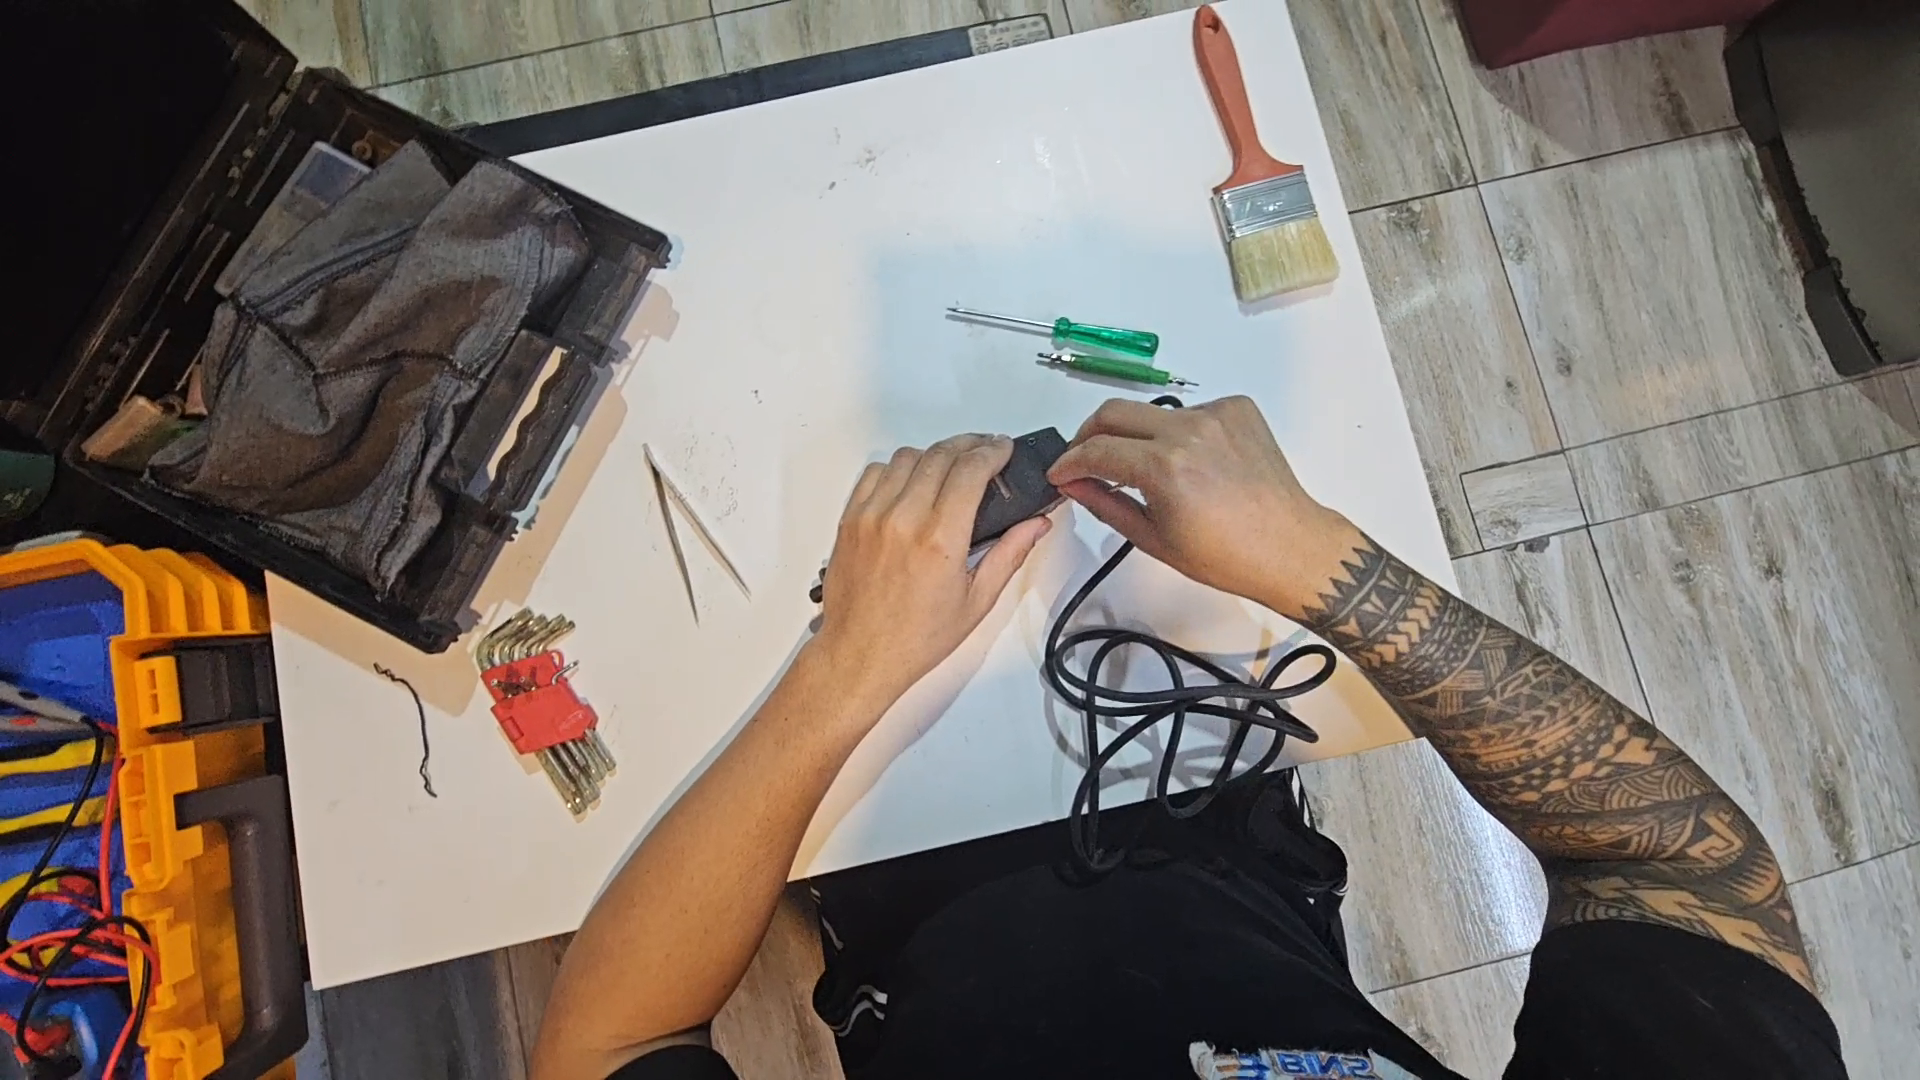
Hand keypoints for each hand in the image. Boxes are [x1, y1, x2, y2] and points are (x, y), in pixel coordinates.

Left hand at [812, 434, 1051, 709]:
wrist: (861, 655)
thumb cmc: (916, 637)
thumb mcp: (977, 602)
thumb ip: (1010, 554)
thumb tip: (1037, 524)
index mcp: (939, 539)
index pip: (970, 469)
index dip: (992, 451)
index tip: (1003, 449)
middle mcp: (903, 519)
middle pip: (941, 454)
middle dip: (969, 445)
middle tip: (985, 451)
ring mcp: (872, 516)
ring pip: (907, 457)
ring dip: (935, 454)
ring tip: (951, 467)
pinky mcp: (850, 520)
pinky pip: (875, 473)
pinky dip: (898, 468)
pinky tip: (912, 482)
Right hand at [1046, 396, 1362, 618]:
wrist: (1289, 547)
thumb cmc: (1226, 555)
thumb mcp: (1152, 538)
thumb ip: (1105, 503)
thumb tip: (1073, 484)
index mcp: (1165, 467)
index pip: (1096, 450)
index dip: (1070, 463)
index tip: (1061, 474)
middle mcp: (1188, 430)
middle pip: (1114, 412)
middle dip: (1088, 435)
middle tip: (1083, 459)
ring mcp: (1215, 415)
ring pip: (1150, 412)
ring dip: (1132, 435)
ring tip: (1138, 468)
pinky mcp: (1236, 409)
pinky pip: (1186, 412)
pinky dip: (1173, 433)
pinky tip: (1183, 461)